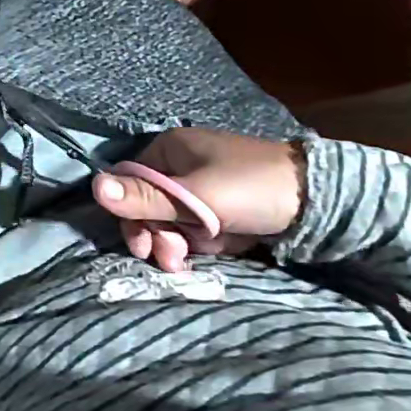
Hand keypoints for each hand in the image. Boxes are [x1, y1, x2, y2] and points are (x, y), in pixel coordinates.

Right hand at [91, 128, 303, 273]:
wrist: (316, 201)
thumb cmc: (251, 190)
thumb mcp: (196, 197)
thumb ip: (146, 197)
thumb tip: (94, 186)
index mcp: (171, 149)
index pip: (130, 184)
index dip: (133, 218)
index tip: (145, 248)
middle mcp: (182, 164)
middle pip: (150, 206)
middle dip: (161, 236)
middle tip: (176, 260)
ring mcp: (202, 185)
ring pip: (173, 221)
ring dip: (182, 242)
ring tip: (204, 254)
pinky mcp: (221, 204)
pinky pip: (197, 227)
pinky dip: (204, 240)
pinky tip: (222, 245)